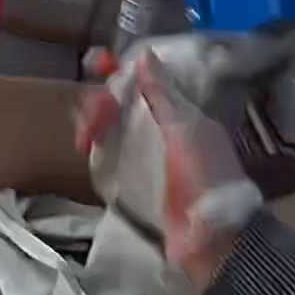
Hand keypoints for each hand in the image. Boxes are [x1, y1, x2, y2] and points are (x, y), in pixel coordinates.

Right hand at [75, 51, 259, 291]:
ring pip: (106, 126)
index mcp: (175, 114)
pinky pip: (102, 153)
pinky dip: (91, 145)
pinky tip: (84, 146)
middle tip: (97, 111)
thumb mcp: (187, 129)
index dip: (119, 71)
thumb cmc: (205, 177)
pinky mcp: (125, 179)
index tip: (98, 63)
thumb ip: (162, 93)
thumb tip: (143, 54)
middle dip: (100, 100)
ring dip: (91, 121)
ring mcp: (139, 155)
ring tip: (86, 134)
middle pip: (117, 103)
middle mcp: (154, 129)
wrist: (210, 239)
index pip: (142, 83)